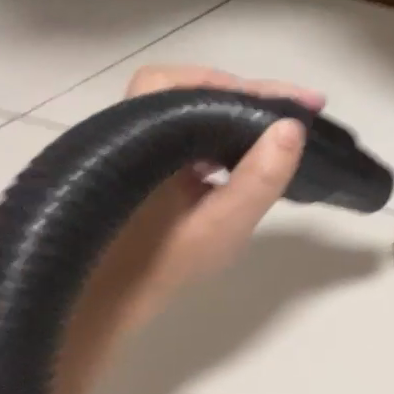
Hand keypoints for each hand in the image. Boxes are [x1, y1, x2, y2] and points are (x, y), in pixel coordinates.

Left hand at [82, 65, 325, 334]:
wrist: (96, 309)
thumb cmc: (161, 266)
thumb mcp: (223, 225)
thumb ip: (261, 177)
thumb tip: (293, 127)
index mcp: (139, 139)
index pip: (183, 84)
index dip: (241, 84)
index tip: (297, 102)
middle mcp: (127, 135)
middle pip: (188, 92)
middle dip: (248, 97)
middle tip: (298, 114)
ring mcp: (130, 154)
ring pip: (187, 113)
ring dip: (237, 116)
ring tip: (283, 132)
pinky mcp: (140, 171)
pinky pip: (184, 136)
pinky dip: (222, 135)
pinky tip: (249, 157)